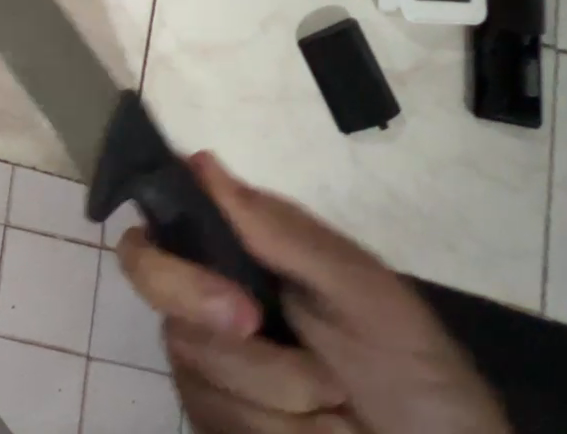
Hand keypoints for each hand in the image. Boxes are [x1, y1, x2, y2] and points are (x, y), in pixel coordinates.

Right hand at [116, 153, 509, 433]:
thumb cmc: (417, 371)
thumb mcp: (366, 295)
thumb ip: (282, 233)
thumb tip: (198, 159)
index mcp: (238, 252)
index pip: (159, 221)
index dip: (160, 243)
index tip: (224, 282)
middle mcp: (204, 296)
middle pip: (149, 277)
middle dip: (203, 306)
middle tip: (262, 332)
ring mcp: (204, 359)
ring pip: (191, 356)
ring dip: (274, 389)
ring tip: (333, 405)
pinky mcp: (211, 415)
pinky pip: (213, 415)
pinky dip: (275, 430)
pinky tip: (315, 429)